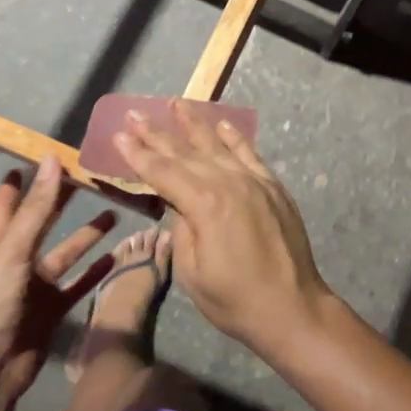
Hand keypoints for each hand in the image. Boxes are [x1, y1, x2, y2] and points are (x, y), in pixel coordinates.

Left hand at [0, 158, 116, 403]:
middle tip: (84, 176)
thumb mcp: (13, 252)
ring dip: (85, 235)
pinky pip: (78, 285)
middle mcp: (16, 262)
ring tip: (113, 213)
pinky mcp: (52, 310)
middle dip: (58, 201)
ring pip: (65, 253)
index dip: (18, 184)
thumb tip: (52, 159)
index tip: (33, 159)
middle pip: (40, 223)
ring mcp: (36, 287)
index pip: (8, 205)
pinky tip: (116, 257)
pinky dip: (95, 272)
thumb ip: (36, 209)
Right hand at [114, 102, 334, 352]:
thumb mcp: (192, 271)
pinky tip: (222, 125)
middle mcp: (229, 182)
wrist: (292, 306)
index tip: (119, 134)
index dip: (138, 154)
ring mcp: (254, 181)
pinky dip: (234, 137)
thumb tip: (176, 201)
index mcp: (204, 204)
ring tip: (176, 103)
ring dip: (194, 124)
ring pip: (218, 145)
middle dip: (158, 134)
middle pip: (186, 152)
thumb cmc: (234, 299)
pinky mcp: (273, 186)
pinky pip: (250, 153)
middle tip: (135, 114)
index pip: (163, 172)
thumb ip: (180, 228)